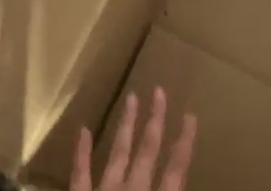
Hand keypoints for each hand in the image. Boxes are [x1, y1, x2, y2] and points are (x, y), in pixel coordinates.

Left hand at [71, 87, 197, 190]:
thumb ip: (171, 190)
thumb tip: (182, 179)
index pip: (176, 170)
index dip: (185, 142)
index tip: (190, 115)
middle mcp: (132, 189)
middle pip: (148, 151)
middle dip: (155, 120)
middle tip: (159, 90)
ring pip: (118, 154)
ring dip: (126, 125)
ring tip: (132, 96)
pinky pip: (80, 174)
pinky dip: (81, 152)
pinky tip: (83, 130)